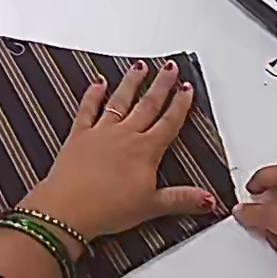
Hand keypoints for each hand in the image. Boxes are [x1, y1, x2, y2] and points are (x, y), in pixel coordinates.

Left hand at [19, 61, 219, 240]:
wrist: (68, 210)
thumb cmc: (108, 208)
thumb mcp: (151, 206)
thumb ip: (181, 199)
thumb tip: (207, 200)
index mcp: (146, 150)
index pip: (169, 122)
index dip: (180, 104)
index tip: (187, 89)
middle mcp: (125, 135)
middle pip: (148, 104)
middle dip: (161, 85)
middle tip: (170, 68)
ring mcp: (101, 132)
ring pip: (121, 100)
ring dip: (132, 82)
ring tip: (140, 66)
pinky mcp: (79, 136)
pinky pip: (87, 109)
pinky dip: (93, 95)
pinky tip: (98, 83)